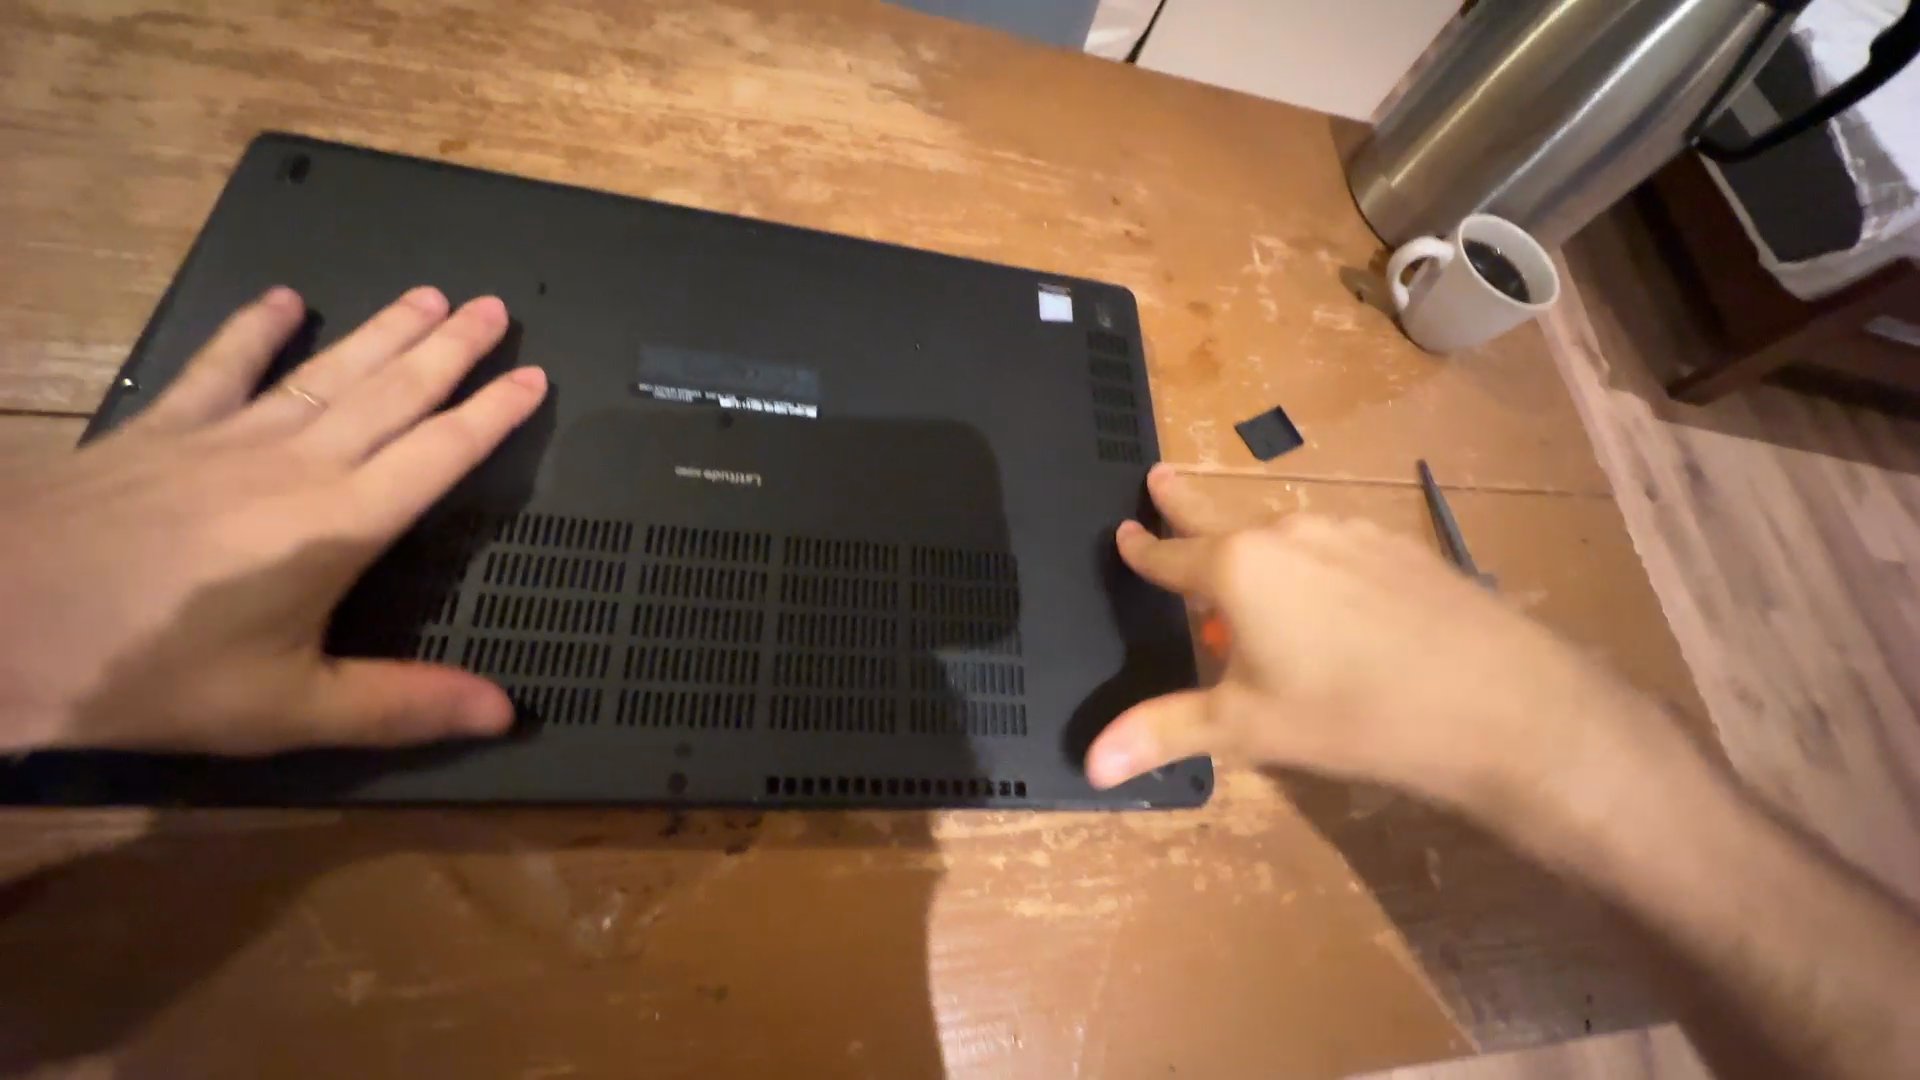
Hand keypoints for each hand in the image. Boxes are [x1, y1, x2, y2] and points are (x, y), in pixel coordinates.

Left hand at [0, 286, 546, 754]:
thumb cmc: (143, 675)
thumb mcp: (284, 711)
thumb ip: (402, 705)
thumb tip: (507, 714)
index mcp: (341, 523)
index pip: (441, 452)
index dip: (494, 412)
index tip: (535, 375)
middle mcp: (298, 465)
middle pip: (394, 393)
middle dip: (452, 348)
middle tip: (495, 307)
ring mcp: (224, 439)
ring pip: (328, 372)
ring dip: (384, 330)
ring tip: (431, 294)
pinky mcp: (156, 432)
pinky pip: (215, 367)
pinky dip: (253, 331)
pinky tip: (285, 299)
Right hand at [1085, 465, 1685, 824]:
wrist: (1504, 707)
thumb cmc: (1351, 714)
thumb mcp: (1246, 727)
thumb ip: (1164, 733)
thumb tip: (1089, 764)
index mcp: (1236, 568)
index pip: (1170, 555)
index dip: (1141, 548)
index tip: (1123, 531)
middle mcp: (1285, 534)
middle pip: (1220, 518)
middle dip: (1184, 501)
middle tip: (1160, 477)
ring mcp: (1347, 533)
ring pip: (1280, 535)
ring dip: (1253, 548)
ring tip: (1247, 572)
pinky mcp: (1397, 547)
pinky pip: (1331, 547)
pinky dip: (1309, 564)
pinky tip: (1329, 600)